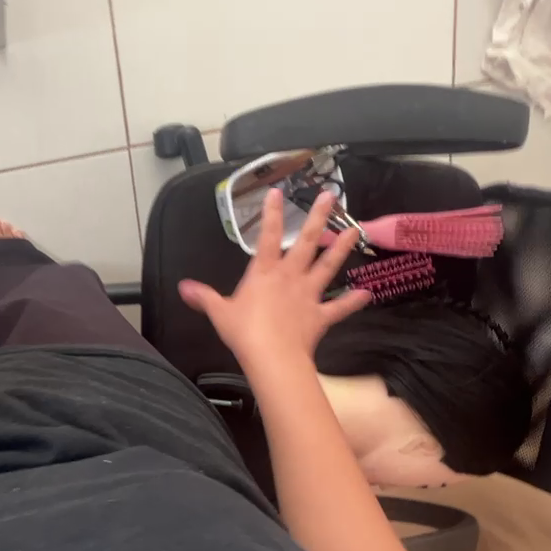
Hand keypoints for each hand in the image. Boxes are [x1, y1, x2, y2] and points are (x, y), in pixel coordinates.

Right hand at [179, 189, 369, 373]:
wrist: (272, 357)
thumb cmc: (244, 333)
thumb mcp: (219, 313)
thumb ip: (204, 297)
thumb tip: (183, 287)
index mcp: (263, 273)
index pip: (266, 237)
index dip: (271, 214)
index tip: (277, 192)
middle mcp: (289, 277)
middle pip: (305, 243)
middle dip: (317, 218)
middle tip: (329, 197)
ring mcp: (307, 295)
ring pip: (327, 267)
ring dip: (340, 249)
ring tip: (354, 230)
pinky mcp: (320, 316)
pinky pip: (339, 307)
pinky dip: (352, 302)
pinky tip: (366, 294)